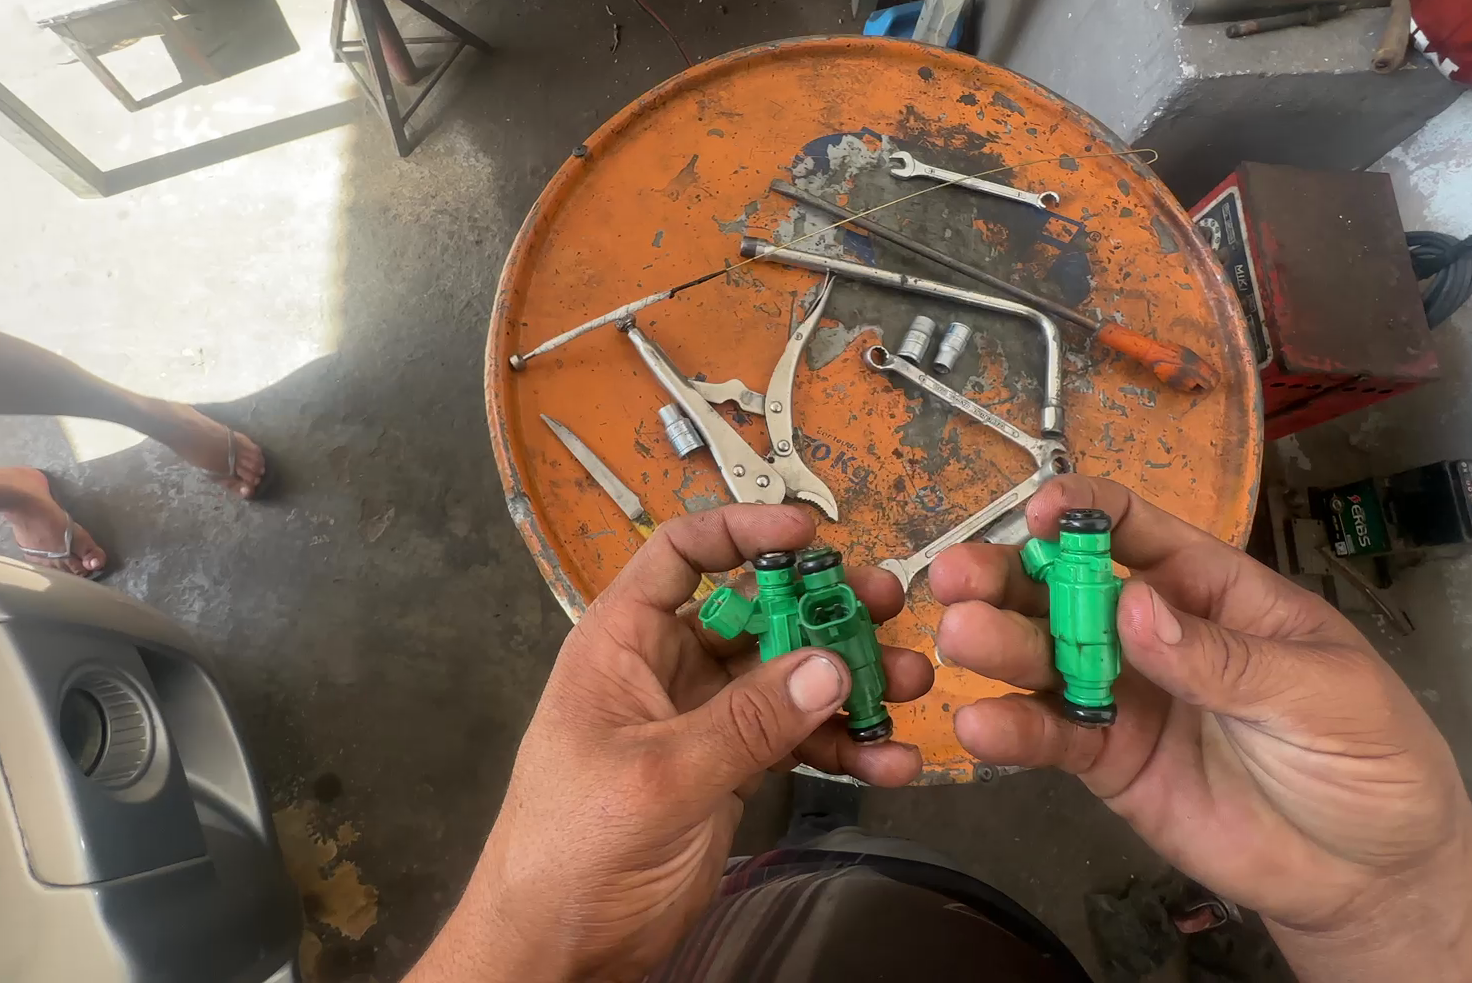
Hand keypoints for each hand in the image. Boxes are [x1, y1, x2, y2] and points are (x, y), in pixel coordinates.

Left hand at [413, 504, 929, 982]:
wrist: (560, 952)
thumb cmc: (578, 845)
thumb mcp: (660, 776)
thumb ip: (747, 721)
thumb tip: (831, 667)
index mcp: (628, 639)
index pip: (681, 554)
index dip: (741, 530)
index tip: (808, 533)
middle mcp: (672, 663)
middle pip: (755, 612)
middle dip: (821, 608)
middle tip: (887, 603)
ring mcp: (708, 714)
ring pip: (786, 675)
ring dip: (847, 678)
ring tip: (910, 683)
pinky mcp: (735, 763)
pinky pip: (796, 737)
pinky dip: (841, 746)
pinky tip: (891, 761)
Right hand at [931, 476, 1471, 979]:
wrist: (1370, 880)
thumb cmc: (1369, 759)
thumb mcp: (1324, 695)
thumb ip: (1226, 656)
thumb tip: (1133, 607)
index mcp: (1201, 587)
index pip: (1131, 527)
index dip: (1081, 510)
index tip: (1037, 513)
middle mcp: (1142, 628)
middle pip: (1061, 586)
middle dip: (1005, 575)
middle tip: (955, 578)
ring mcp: (1116, 690)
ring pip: (1040, 653)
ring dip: (994, 642)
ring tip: (957, 639)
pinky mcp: (1101, 754)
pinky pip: (1049, 734)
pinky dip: (1011, 729)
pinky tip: (979, 726)